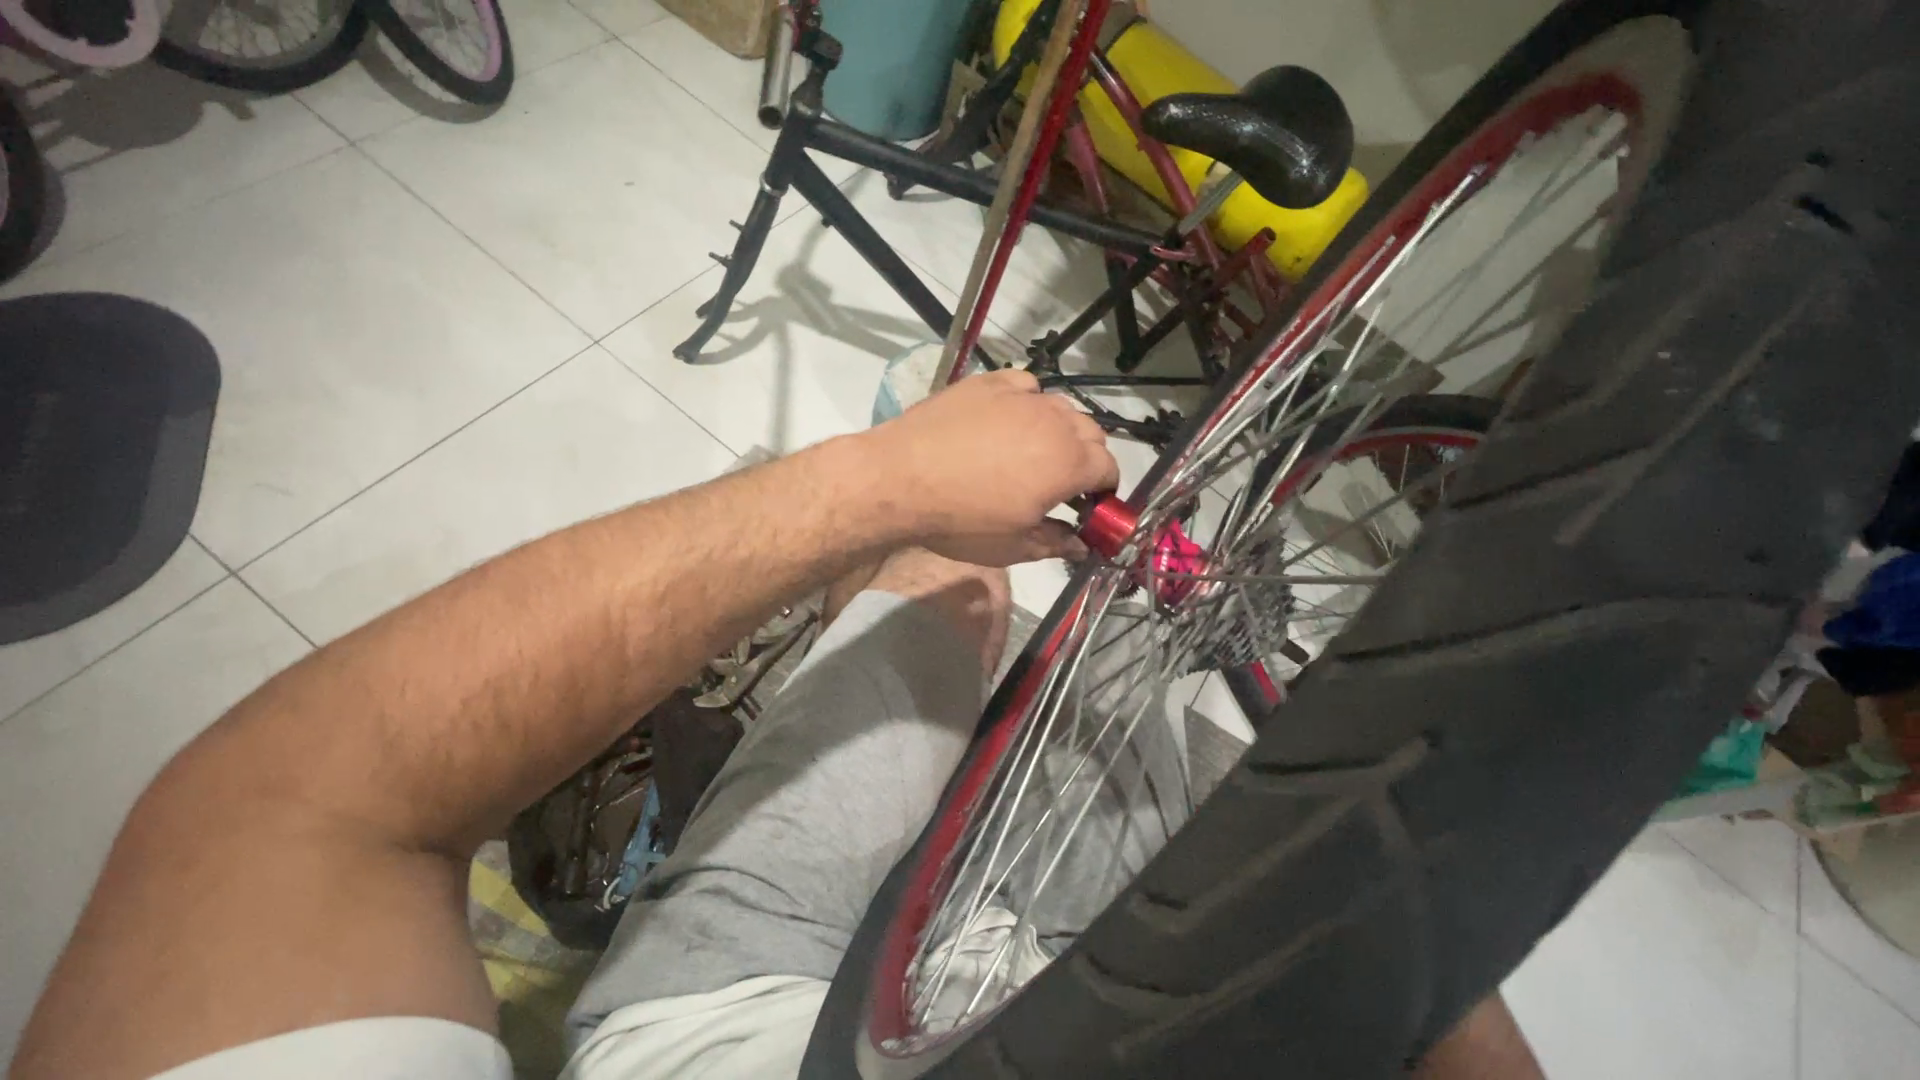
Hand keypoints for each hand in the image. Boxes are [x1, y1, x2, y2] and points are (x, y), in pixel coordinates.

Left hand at [859, 369, 1119, 565]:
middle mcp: (1054, 422)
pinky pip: (1025, 386)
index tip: (1087, 508)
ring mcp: (1021, 397)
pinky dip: (1027, 402)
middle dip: (1087, 459)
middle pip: (1092, 434)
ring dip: (1060, 430)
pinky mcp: (989, 383)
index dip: (1104, 491)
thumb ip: (1056, 543)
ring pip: (1061, 407)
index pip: (1110, 469)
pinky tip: (1008, 420)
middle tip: (1060, 485)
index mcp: (1070, 463)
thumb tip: (1082, 545)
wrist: (898, 479)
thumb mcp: (1013, 546)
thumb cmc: (960, 521)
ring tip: (1034, 452)